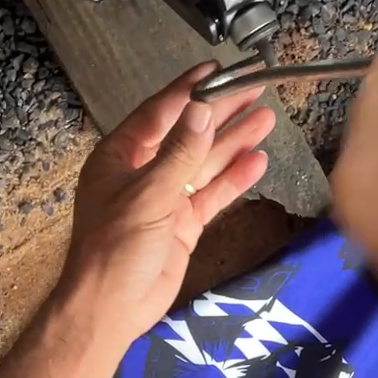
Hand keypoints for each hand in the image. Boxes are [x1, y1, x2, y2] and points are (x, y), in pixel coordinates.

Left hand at [58, 64, 275, 353]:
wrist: (111, 308)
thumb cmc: (115, 248)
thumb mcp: (148, 195)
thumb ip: (179, 154)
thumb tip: (202, 111)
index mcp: (120, 157)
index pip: (159, 113)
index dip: (189, 90)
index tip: (217, 69)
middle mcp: (143, 172)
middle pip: (187, 134)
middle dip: (220, 113)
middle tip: (255, 89)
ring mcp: (165, 199)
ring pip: (204, 164)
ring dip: (233, 143)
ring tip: (266, 119)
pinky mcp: (182, 225)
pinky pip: (211, 195)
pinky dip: (233, 179)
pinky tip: (257, 161)